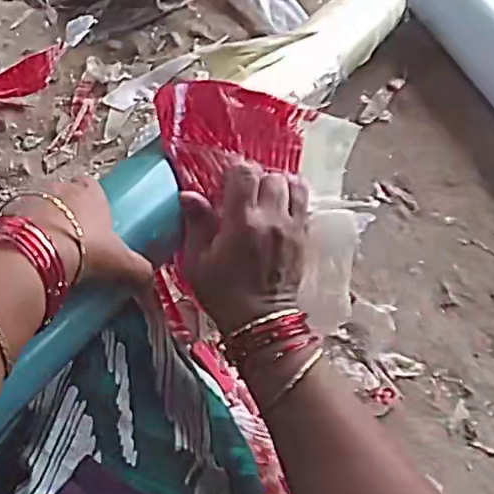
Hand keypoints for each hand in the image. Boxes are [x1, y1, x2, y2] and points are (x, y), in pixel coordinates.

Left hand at [6, 178, 151, 287]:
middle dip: (67, 214)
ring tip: (48, 252)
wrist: (37, 253)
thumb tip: (151, 285)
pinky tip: (26, 255)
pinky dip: (21, 235)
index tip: (95, 222)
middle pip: (65, 196)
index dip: (93, 202)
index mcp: (91, 192)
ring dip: (43, 223)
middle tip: (72, 242)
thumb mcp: (120, 262)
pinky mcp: (7, 212)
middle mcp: (61, 188)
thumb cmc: (86, 248)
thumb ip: (139, 271)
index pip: (93, 187)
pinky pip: (16, 222)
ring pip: (40, 206)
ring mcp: (31, 197)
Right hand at [177, 161, 309, 333]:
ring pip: (293, 184)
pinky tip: (277, 211)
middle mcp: (271, 220)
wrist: (260, 322)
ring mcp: (292, 228)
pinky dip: (292, 199)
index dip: (233, 171)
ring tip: (264, 198)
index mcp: (242, 223)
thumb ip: (196, 224)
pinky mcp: (304, 238)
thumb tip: (189, 195)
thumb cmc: (224, 294)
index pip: (244, 173)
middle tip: (243, 192)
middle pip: (270, 176)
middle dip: (256, 178)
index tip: (224, 181)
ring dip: (278, 185)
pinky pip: (304, 204)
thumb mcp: (197, 261)